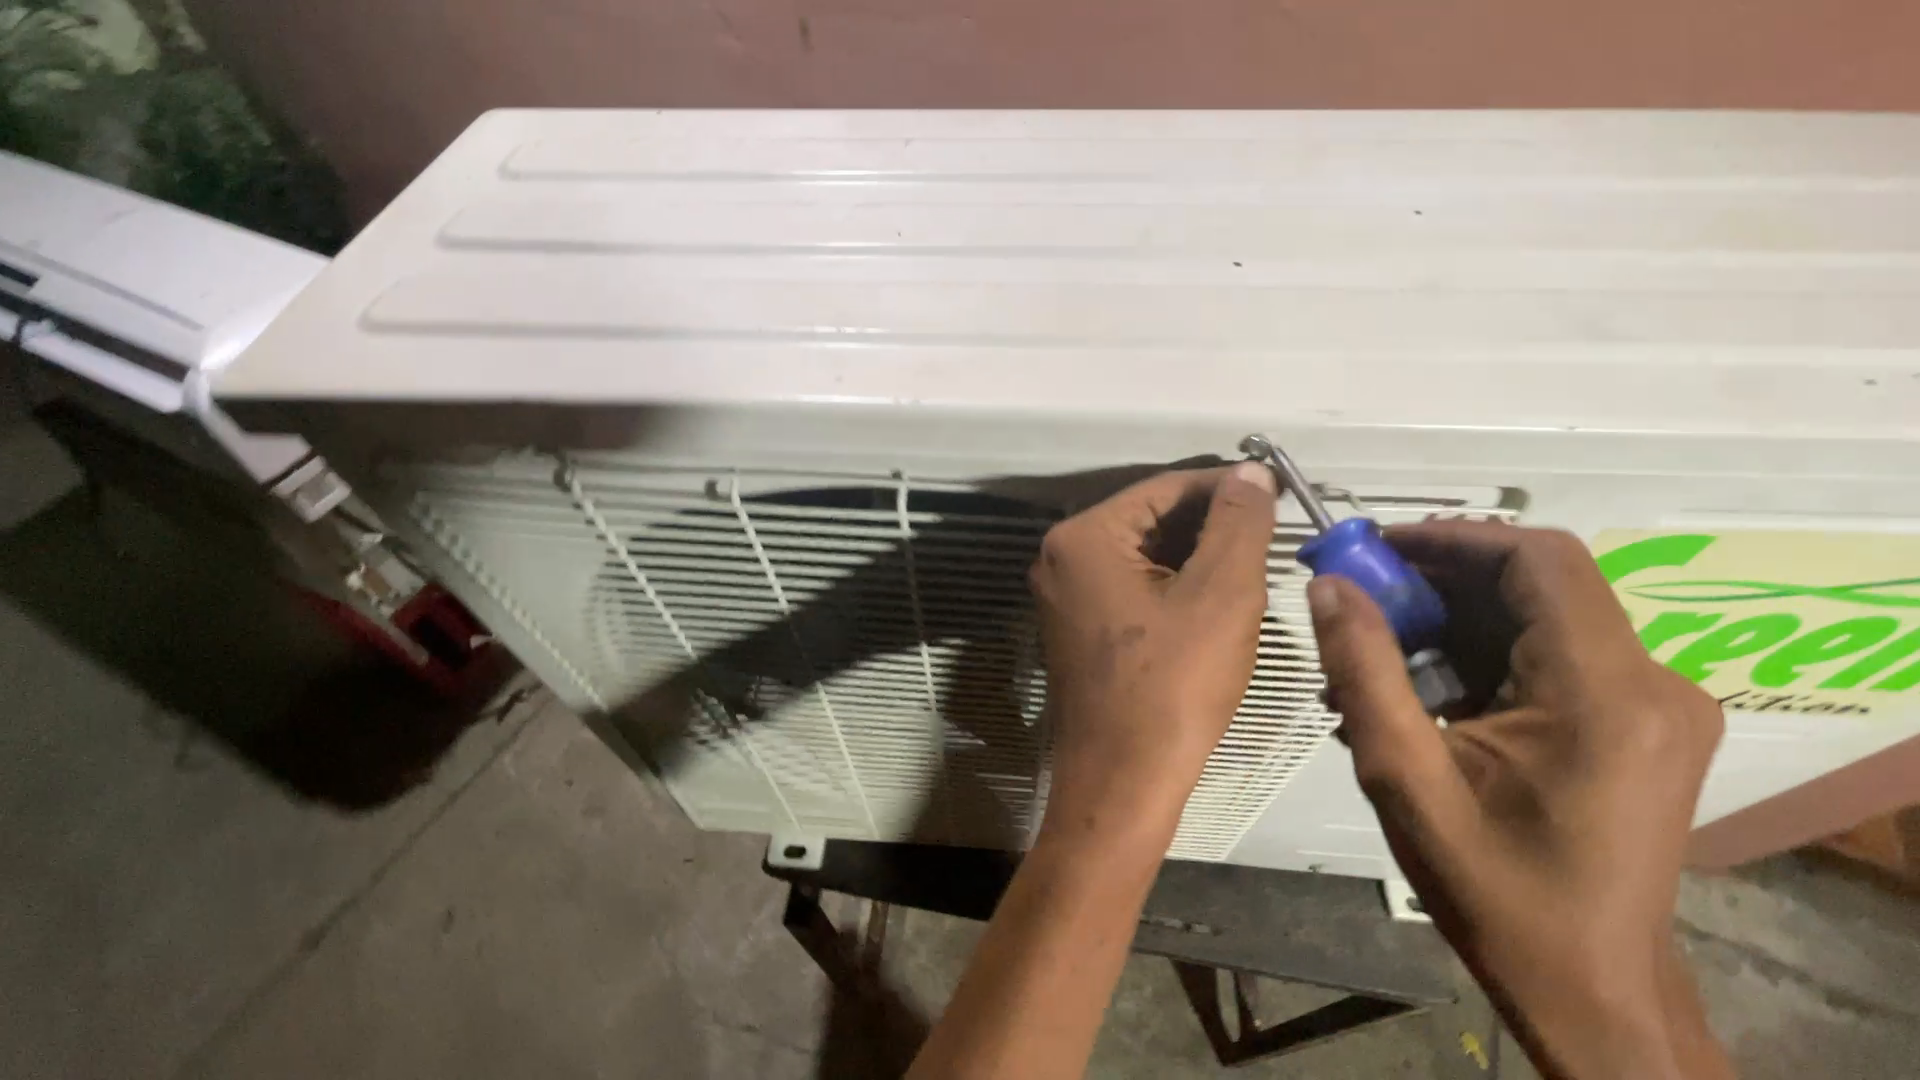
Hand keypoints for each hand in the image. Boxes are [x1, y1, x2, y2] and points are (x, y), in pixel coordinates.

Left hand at [1030, 462, 1276, 845]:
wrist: (1123, 780)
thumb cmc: (1174, 686)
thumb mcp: (1221, 594)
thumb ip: (1238, 523)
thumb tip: (1250, 472)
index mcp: (1083, 538)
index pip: (1164, 487)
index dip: (1225, 487)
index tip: (1275, 494)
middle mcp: (1061, 558)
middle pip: (1149, 519)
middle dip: (1210, 525)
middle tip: (1270, 536)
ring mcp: (1065, 597)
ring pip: (1143, 555)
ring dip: (1196, 556)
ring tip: (1253, 567)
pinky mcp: (1078, 629)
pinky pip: (1131, 588)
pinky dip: (1173, 586)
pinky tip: (1216, 600)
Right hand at [1307, 521, 1731, 1079]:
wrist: (1588, 984)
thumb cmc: (1494, 889)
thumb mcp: (1405, 777)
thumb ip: (1364, 671)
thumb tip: (1328, 585)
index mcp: (1605, 693)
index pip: (1539, 560)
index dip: (1452, 537)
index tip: (1373, 546)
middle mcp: (1650, 682)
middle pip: (1538, 584)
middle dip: (1440, 580)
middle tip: (1358, 598)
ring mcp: (1653, 702)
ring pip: (1540, 617)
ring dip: (1454, 621)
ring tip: (1376, 654)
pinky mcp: (1641, 721)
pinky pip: (1551, 656)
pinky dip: (1481, 656)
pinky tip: (1422, 689)